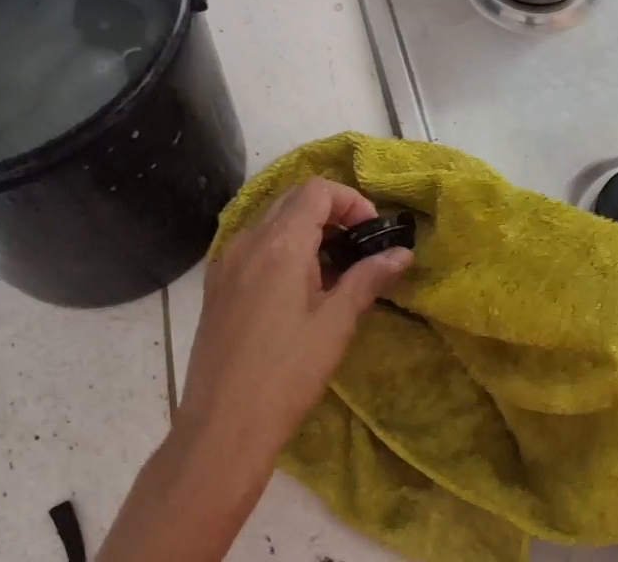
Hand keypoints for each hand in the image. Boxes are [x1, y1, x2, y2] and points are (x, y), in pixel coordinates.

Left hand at [97, 178, 412, 561]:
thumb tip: (402, 253)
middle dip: (330, 212)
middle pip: (292, 199)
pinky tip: (298, 290)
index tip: (371, 233)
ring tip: (331, 272)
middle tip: (357, 247)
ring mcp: (226, 262)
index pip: (317, 190)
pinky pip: (253, 246)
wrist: (222, 427)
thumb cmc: (287, 374)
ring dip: (305, 231)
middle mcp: (247, 241)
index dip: (350, 201)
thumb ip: (369, 279)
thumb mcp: (336, 325)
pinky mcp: (216, 286)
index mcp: (279, 244)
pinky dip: (281, 249)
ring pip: (271, 221)